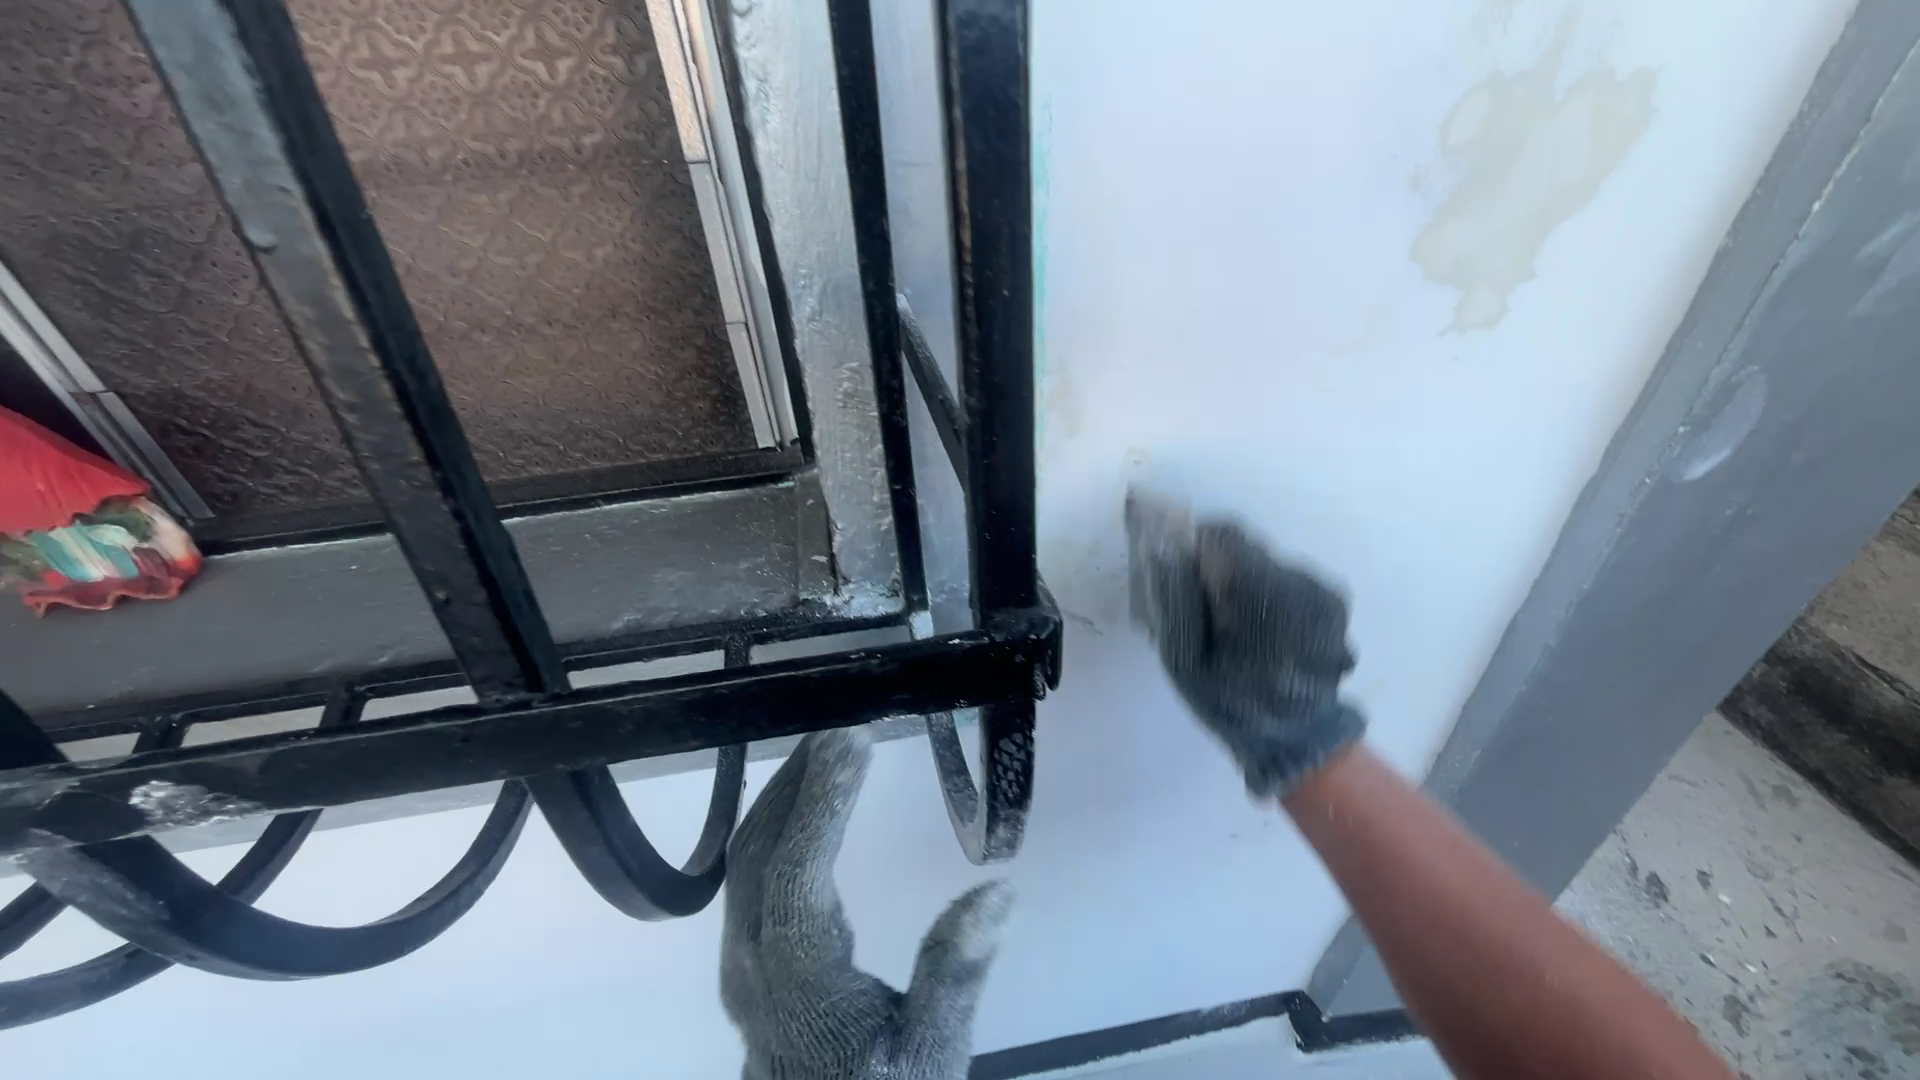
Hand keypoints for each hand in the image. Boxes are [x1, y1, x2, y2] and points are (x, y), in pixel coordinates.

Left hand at [721, 728, 1012, 1079]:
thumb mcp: (933, 1054)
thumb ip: (956, 974)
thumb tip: (999, 892)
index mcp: (796, 985)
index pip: (796, 876)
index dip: (822, 803)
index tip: (852, 740)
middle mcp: (752, 962)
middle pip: (757, 851)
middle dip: (800, 780)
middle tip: (846, 728)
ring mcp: (742, 956)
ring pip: (746, 855)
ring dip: (786, 793)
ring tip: (832, 748)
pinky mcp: (750, 950)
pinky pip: (754, 869)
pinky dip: (782, 820)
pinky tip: (814, 800)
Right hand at [1125, 487, 1365, 797]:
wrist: (1295, 737)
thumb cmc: (1230, 703)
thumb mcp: (1183, 660)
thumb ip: (1174, 599)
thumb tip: (1165, 548)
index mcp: (1264, 604)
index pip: (1223, 538)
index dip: (1195, 545)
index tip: (1180, 568)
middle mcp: (1303, 589)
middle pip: (1246, 548)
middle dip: (1219, 569)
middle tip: (1207, 610)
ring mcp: (1324, 593)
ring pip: (1267, 560)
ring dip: (1245, 580)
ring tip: (1238, 627)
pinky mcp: (1335, 599)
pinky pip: (1287, 576)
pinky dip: (1269, 592)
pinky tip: (1264, 629)